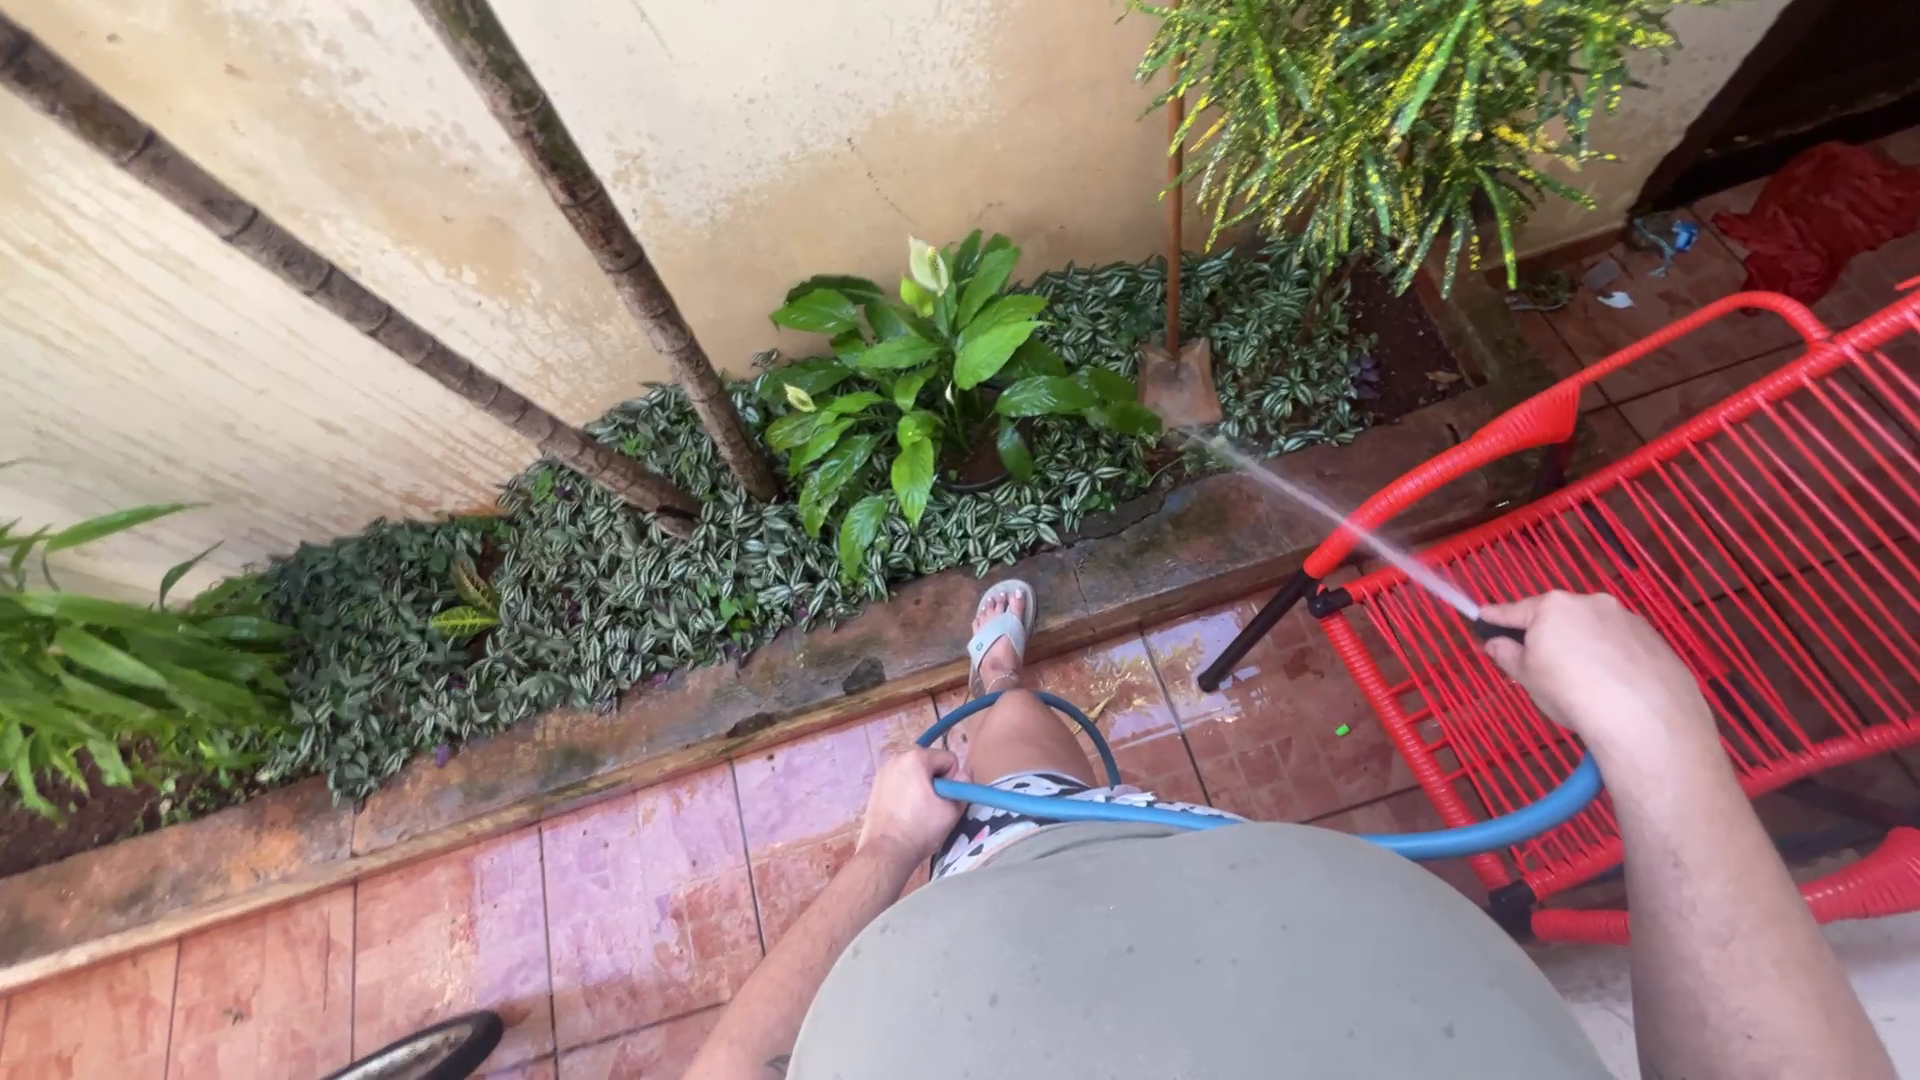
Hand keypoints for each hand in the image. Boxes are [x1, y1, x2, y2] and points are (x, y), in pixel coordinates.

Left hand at [857, 746, 967, 864]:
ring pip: (915, 773)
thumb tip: (966, 770)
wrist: (885, 852)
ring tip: (917, 811)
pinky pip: (901, 781)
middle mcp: (897, 757)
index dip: (952, 781)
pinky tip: (904, 812)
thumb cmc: (920, 829)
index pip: (949, 759)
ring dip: (921, 786)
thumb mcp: (951, 809)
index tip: (943, 800)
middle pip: (930, 764)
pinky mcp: (876, 785)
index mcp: (915, 757)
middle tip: (932, 807)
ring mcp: (884, 771)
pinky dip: (906, 791)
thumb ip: (963, 785)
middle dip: (936, 782)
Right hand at [1479, 591, 1718, 760]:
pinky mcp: (1656, 639)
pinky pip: (1619, 642)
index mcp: (1552, 607)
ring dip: (1579, 642)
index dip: (1494, 617)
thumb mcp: (1526, 676)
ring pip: (1590, 627)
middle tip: (1538, 661)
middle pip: (1556, 615)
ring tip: (1582, 677)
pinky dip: (1609, 654)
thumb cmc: (1571, 692)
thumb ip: (1507, 654)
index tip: (1482, 618)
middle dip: (1544, 632)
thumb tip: (1498, 643)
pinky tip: (1611, 682)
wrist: (1647, 719)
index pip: (1513, 610)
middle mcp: (1590, 603)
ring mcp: (1627, 619)